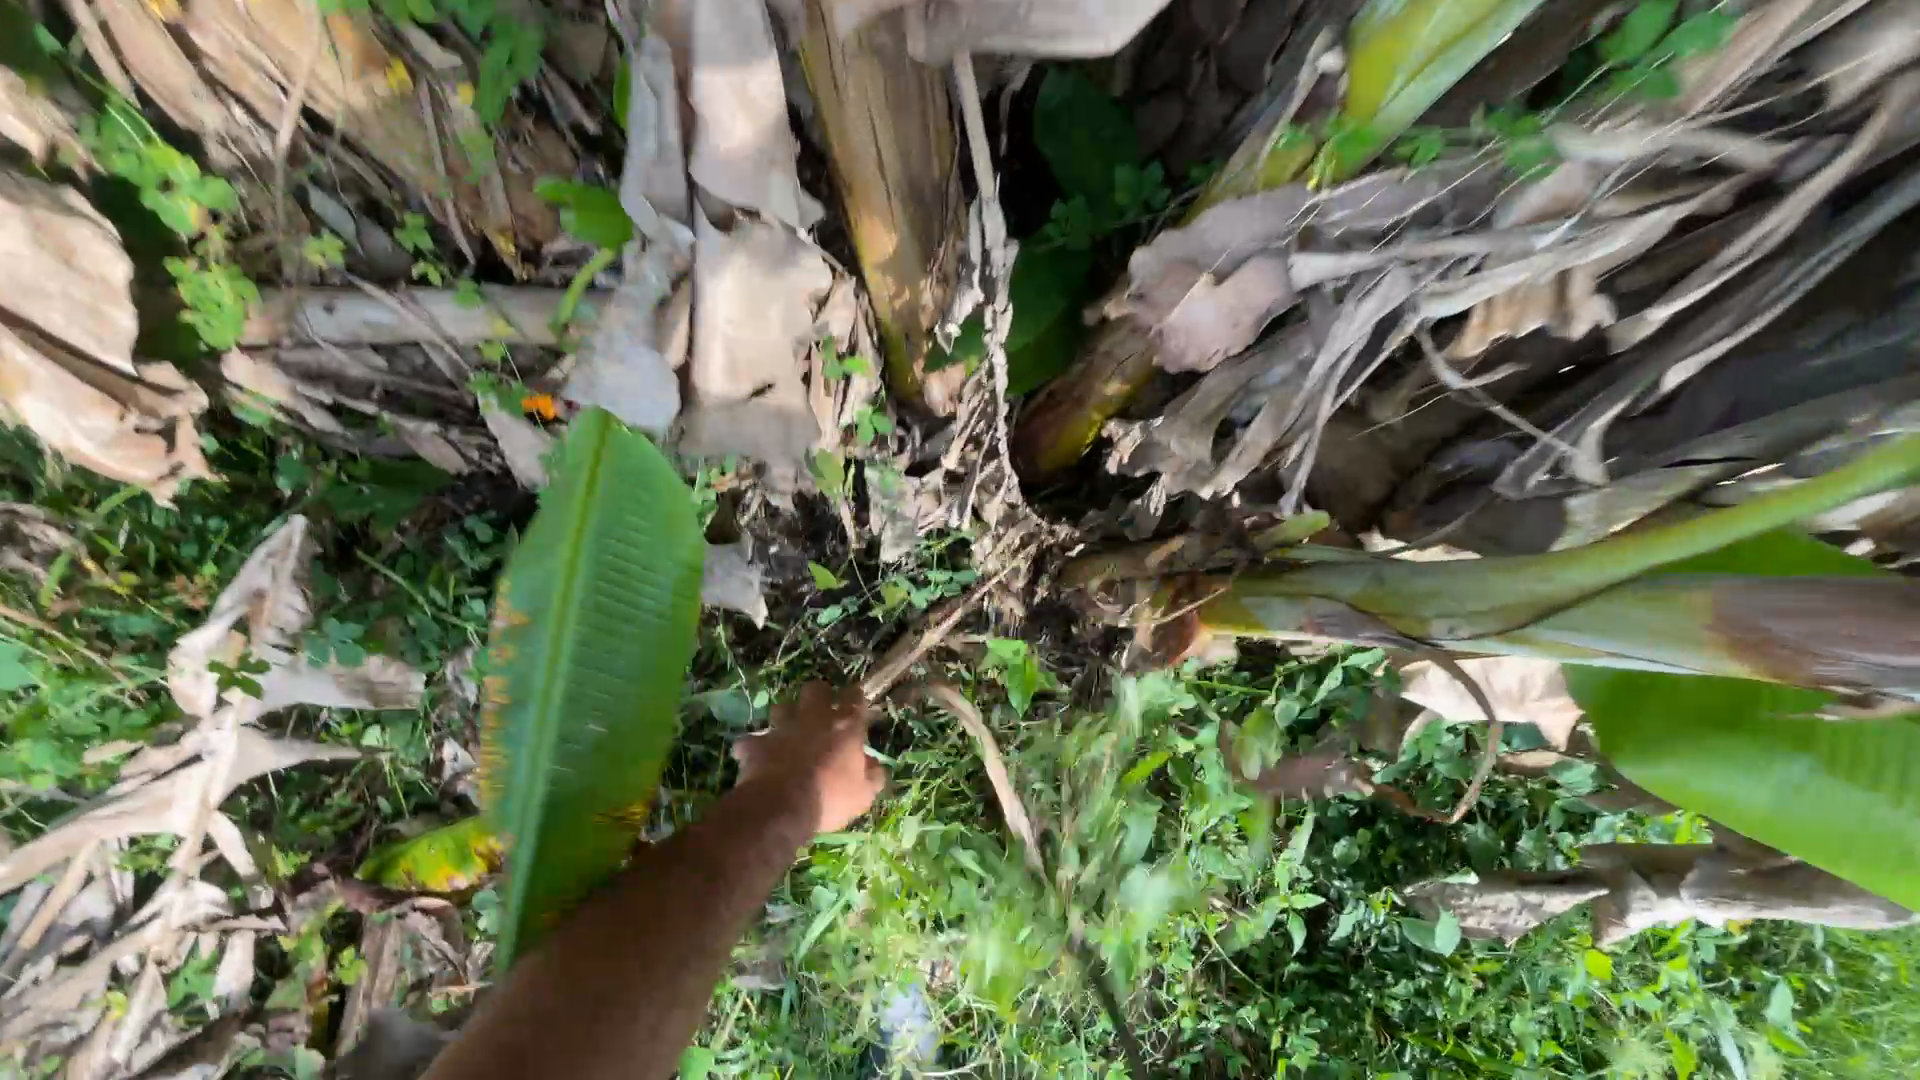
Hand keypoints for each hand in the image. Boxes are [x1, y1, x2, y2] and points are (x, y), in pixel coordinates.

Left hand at [731, 682, 885, 832]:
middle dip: (818, 695)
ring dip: (785, 716)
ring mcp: (781, 728)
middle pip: (815, 689)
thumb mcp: (863, 795)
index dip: (855, 696)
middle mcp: (813, 718)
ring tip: (788, 731)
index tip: (855, 700)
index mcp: (845, 726)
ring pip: (781, 707)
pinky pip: (751, 741)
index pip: (854, 697)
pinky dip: (754, 748)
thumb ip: (873, 776)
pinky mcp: (755, 744)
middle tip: (821, 711)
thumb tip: (875, 766)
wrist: (781, 808)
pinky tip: (756, 757)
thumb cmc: (830, 799)